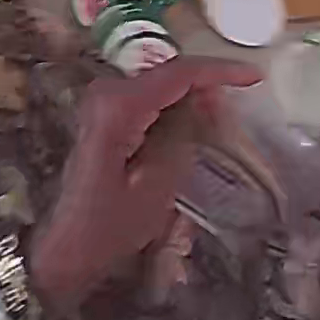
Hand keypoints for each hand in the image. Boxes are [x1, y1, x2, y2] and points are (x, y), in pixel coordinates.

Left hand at [27, 57, 261, 315]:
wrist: (65, 248)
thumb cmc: (109, 226)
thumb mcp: (157, 186)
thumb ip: (183, 135)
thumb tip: (204, 102)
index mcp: (119, 106)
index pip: (179, 72)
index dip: (220, 71)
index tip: (253, 77)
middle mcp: (109, 91)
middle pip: (170, 73)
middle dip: (207, 86)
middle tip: (234, 114)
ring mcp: (104, 100)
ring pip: (162, 84)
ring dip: (192, 97)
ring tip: (218, 123)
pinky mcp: (106, 113)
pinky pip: (150, 98)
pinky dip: (175, 107)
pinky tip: (192, 127)